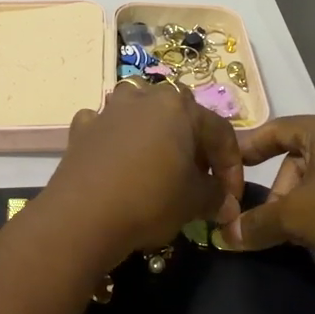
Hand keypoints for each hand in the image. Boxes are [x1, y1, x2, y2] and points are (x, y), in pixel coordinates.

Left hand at [45, 81, 244, 264]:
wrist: (82, 216)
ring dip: (155, 133)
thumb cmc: (150, 200)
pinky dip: (117, 139)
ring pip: (142, 113)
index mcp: (180, 107)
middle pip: (181, 116)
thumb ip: (216, 196)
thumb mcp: (194, 201)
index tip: (232, 198)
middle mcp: (146, 98)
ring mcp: (110, 110)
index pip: (220, 132)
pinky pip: (108, 126)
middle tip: (198, 178)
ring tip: (160, 165)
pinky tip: (119, 161)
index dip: (232, 166)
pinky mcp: (83, 128)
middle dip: (194, 145)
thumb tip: (225, 202)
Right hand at [225, 113, 314, 283]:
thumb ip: (257, 222)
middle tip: (268, 221)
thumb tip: (226, 234)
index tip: (226, 168)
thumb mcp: (295, 216)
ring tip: (295, 234)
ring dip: (301, 205)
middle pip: (297, 158)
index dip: (248, 148)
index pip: (275, 129)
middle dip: (279, 190)